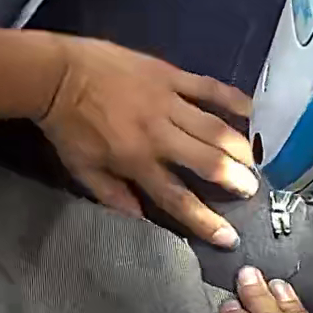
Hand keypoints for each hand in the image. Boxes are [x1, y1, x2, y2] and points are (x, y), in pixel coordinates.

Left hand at [36, 35, 257, 247]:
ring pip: (213, 127)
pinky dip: (231, 99)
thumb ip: (113, 195)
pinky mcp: (169, 76)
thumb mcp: (82, 169)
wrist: (55, 74)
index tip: (230, 237)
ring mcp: (167, 102)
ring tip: (257, 159)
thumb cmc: (68, 126)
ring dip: (239, 146)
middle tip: (253, 189)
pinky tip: (251, 111)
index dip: (205, 220)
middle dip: (235, 178)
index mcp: (136, 162)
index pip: (177, 198)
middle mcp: (159, 135)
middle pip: (206, 161)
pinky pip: (207, 87)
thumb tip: (141, 217)